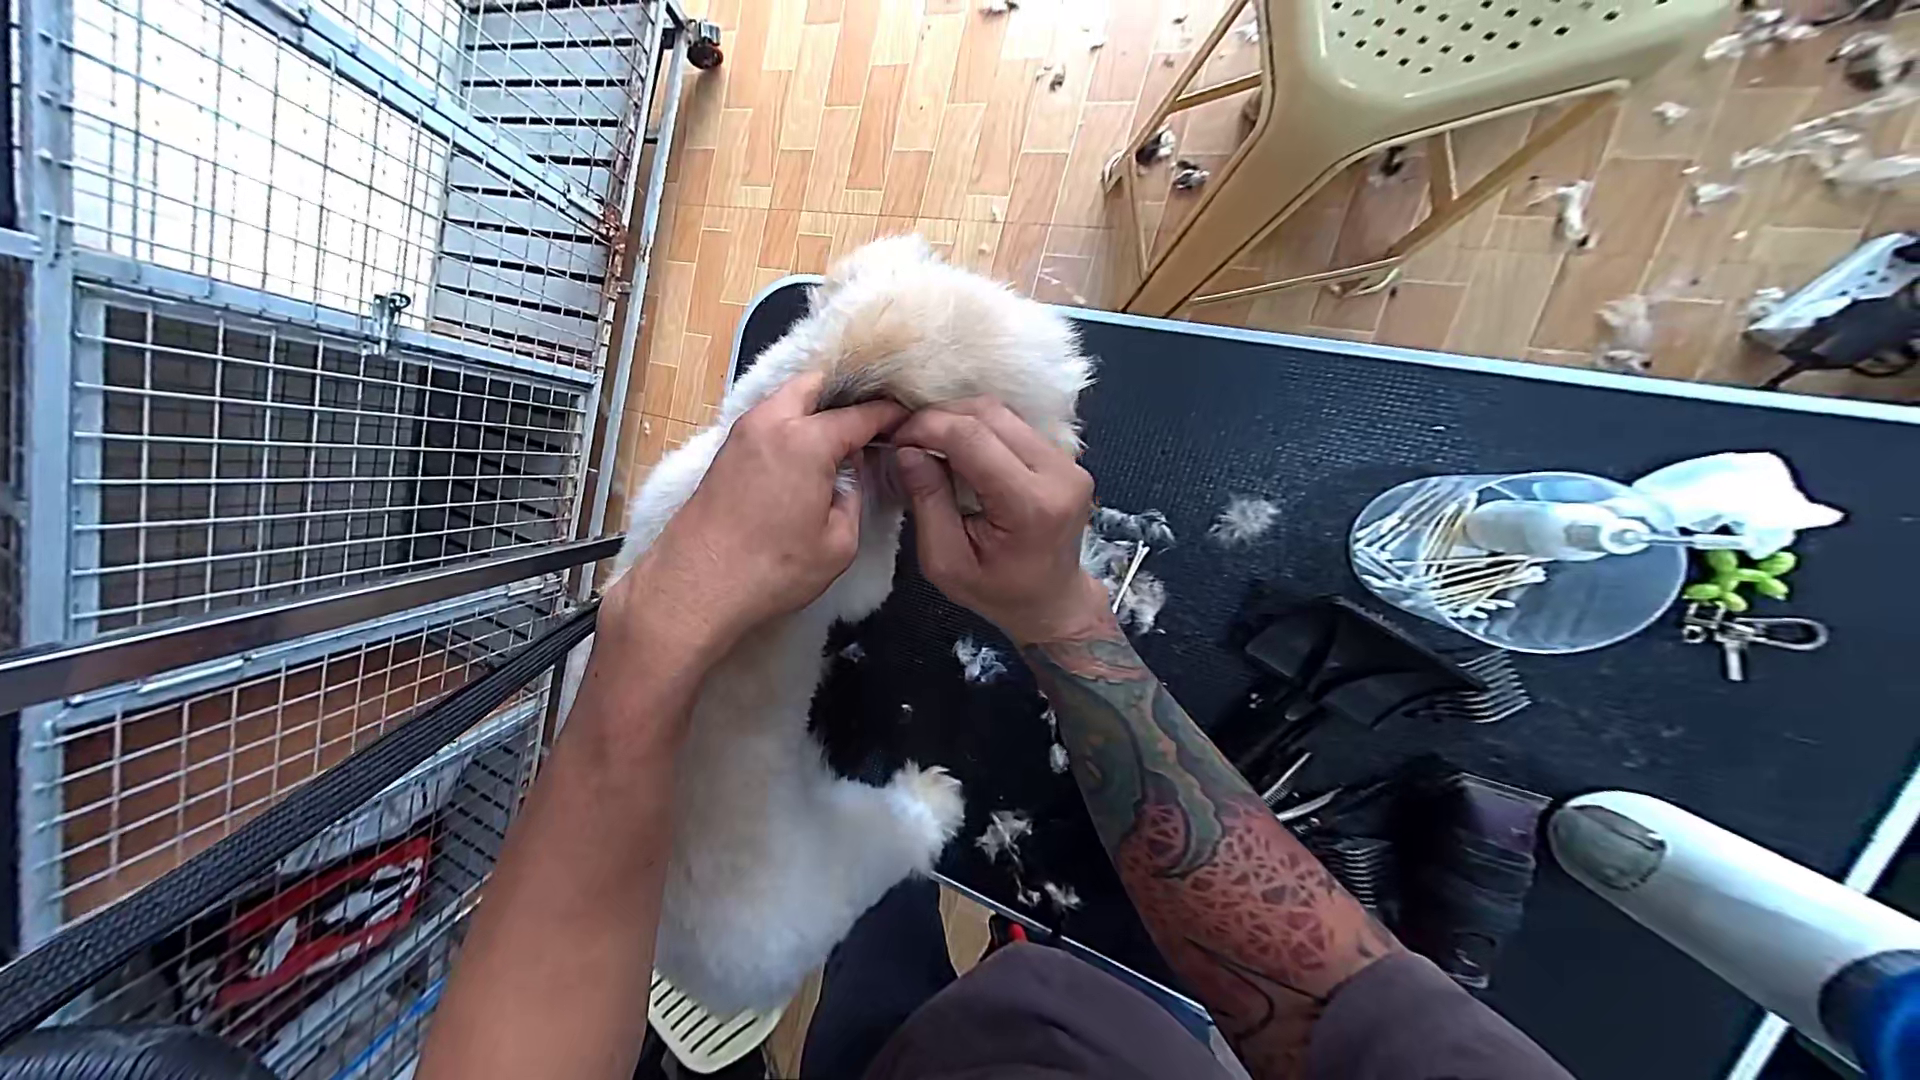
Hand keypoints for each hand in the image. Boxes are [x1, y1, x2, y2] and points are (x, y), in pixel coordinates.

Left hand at [606, 373, 904, 662]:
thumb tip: (851, 472)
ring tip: (845, 433)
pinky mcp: (727, 450)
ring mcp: (743, 432)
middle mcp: (770, 422)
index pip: (860, 413)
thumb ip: (854, 495)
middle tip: (873, 418)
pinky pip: (770, 418)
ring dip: (818, 406)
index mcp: (806, 440)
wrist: (696, 588)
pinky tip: (811, 449)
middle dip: (849, 394)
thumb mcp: (839, 541)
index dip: (889, 415)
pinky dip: (794, 421)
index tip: (905, 419)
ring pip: (789, 396)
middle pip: (818, 384)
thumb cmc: (770, 571)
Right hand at [892, 397, 1112, 644]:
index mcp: (1031, 505)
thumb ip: (927, 502)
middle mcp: (1059, 474)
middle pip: (990, 414)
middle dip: (940, 418)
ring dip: (959, 419)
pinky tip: (960, 448)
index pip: (973, 438)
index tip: (897, 439)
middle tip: (909, 439)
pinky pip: (1016, 424)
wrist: (1052, 602)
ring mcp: (1069, 463)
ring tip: (931, 442)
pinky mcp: (1067, 458)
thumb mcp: (946, 562)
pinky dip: (980, 427)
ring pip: (1003, 411)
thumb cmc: (998, 592)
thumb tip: (907, 450)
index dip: (927, 427)